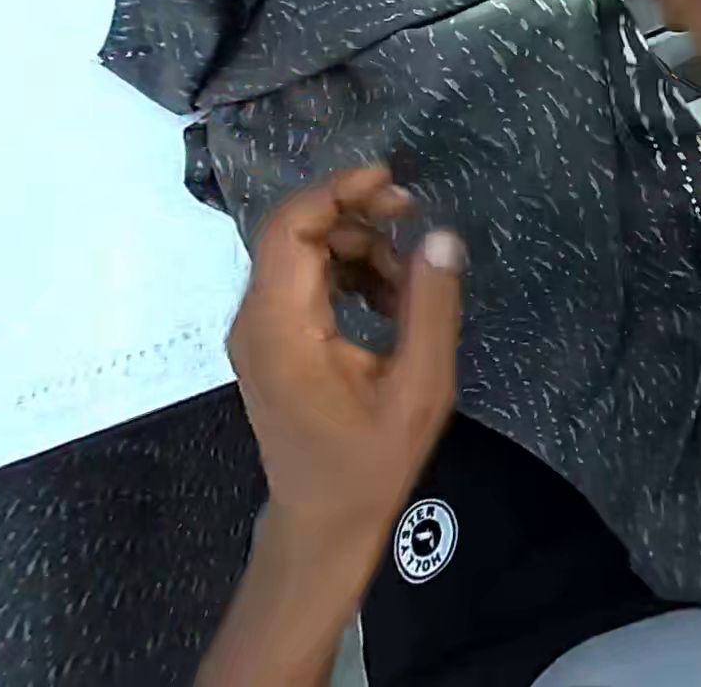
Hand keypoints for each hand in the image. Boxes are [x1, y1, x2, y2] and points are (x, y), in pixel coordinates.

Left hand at [228, 166, 467, 537]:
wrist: (326, 519)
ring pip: (306, 250)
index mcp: (281, 328)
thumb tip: (443, 236)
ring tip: (411, 276)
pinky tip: (391, 297)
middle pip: (296, 231)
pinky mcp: (277, 336)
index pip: (289, 230)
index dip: (337, 191)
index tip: (393, 181)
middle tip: (415, 217)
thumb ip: (432, 307)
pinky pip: (311, 276)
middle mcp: (258, 319)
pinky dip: (354, 270)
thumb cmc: (372, 459)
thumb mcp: (421, 384)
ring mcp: (263, 328)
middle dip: (357, 212)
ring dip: (362, 244)